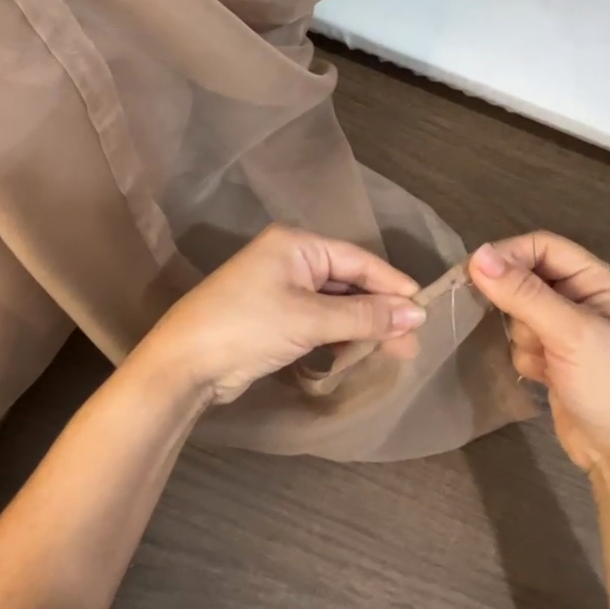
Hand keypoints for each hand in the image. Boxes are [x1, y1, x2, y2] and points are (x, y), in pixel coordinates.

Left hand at [139, 225, 426, 405]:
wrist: (184, 364)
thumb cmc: (247, 327)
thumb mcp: (309, 319)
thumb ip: (364, 316)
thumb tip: (416, 314)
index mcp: (296, 244)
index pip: (358, 260)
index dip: (393, 285)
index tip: (425, 311)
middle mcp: (289, 259)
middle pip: (348, 281)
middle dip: (380, 310)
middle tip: (411, 342)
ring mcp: (279, 289)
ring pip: (335, 304)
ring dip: (362, 326)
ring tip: (395, 353)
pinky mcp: (274, 317)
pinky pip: (318, 320)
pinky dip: (339, 335)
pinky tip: (359, 352)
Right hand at [467, 232, 609, 474]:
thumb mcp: (570, 333)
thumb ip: (523, 293)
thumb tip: (477, 254)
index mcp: (600, 281)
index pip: (543, 247)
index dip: (509, 256)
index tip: (475, 276)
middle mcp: (586, 300)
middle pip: (528, 279)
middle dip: (515, 303)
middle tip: (519, 327)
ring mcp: (572, 332)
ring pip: (520, 313)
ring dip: (522, 336)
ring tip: (544, 360)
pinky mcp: (559, 360)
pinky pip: (524, 343)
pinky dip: (526, 358)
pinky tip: (543, 377)